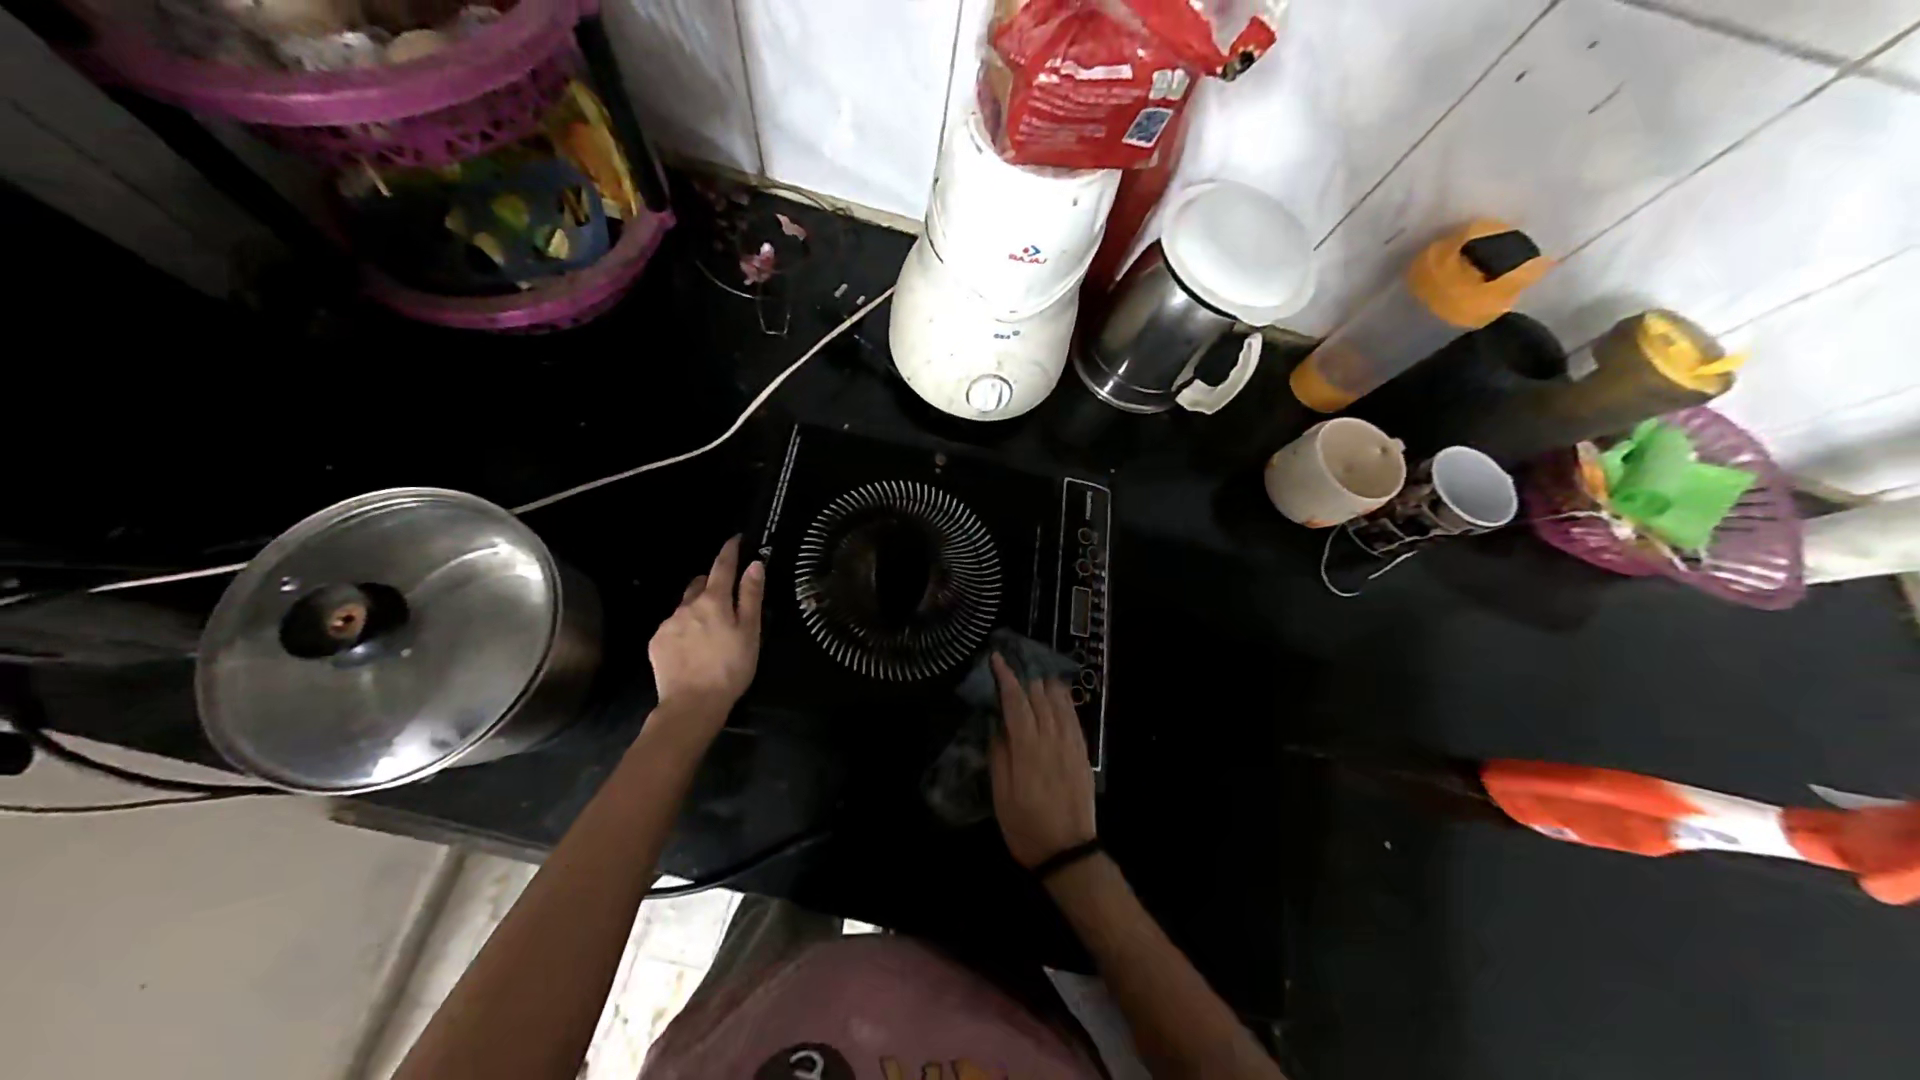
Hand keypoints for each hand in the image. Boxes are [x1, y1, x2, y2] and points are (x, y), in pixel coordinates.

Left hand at [647, 536, 763, 736]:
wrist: (691, 705)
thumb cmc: (730, 668)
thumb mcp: (750, 632)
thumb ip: (751, 596)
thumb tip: (755, 564)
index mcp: (713, 601)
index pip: (722, 566)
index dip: (729, 550)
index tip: (735, 539)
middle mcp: (686, 606)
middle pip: (700, 583)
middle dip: (713, 582)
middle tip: (728, 597)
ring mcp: (668, 623)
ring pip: (686, 605)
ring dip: (698, 607)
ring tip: (711, 630)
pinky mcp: (656, 642)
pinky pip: (673, 625)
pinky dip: (685, 628)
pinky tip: (694, 648)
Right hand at [989, 654, 1095, 869]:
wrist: (1068, 852)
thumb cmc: (1026, 827)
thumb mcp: (1001, 796)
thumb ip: (999, 756)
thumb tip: (997, 725)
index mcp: (1027, 748)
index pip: (1015, 702)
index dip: (1006, 677)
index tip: (997, 659)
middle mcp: (1051, 739)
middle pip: (1038, 697)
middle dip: (1024, 676)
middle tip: (1013, 662)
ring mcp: (1070, 745)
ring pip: (1059, 702)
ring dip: (1045, 683)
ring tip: (1034, 670)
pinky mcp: (1082, 753)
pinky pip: (1074, 718)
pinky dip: (1064, 700)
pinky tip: (1059, 692)